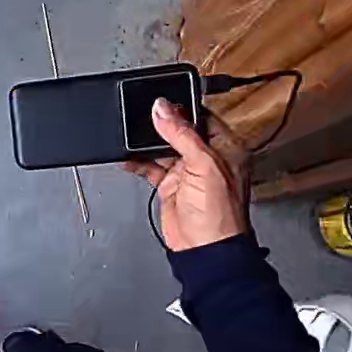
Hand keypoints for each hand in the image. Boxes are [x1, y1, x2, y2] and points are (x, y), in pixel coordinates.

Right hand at [124, 98, 251, 250]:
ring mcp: (187, 172)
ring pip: (161, 148)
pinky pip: (149, 167)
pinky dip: (137, 162)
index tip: (160, 102)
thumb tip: (162, 109)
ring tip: (128, 137)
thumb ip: (181, 134)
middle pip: (179, 132)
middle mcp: (207, 158)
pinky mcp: (170, 185)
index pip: (202, 118)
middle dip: (159, 126)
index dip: (182, 109)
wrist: (203, 248)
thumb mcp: (202, 165)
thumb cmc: (218, 214)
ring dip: (144, 144)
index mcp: (225, 148)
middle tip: (140, 118)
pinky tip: (126, 158)